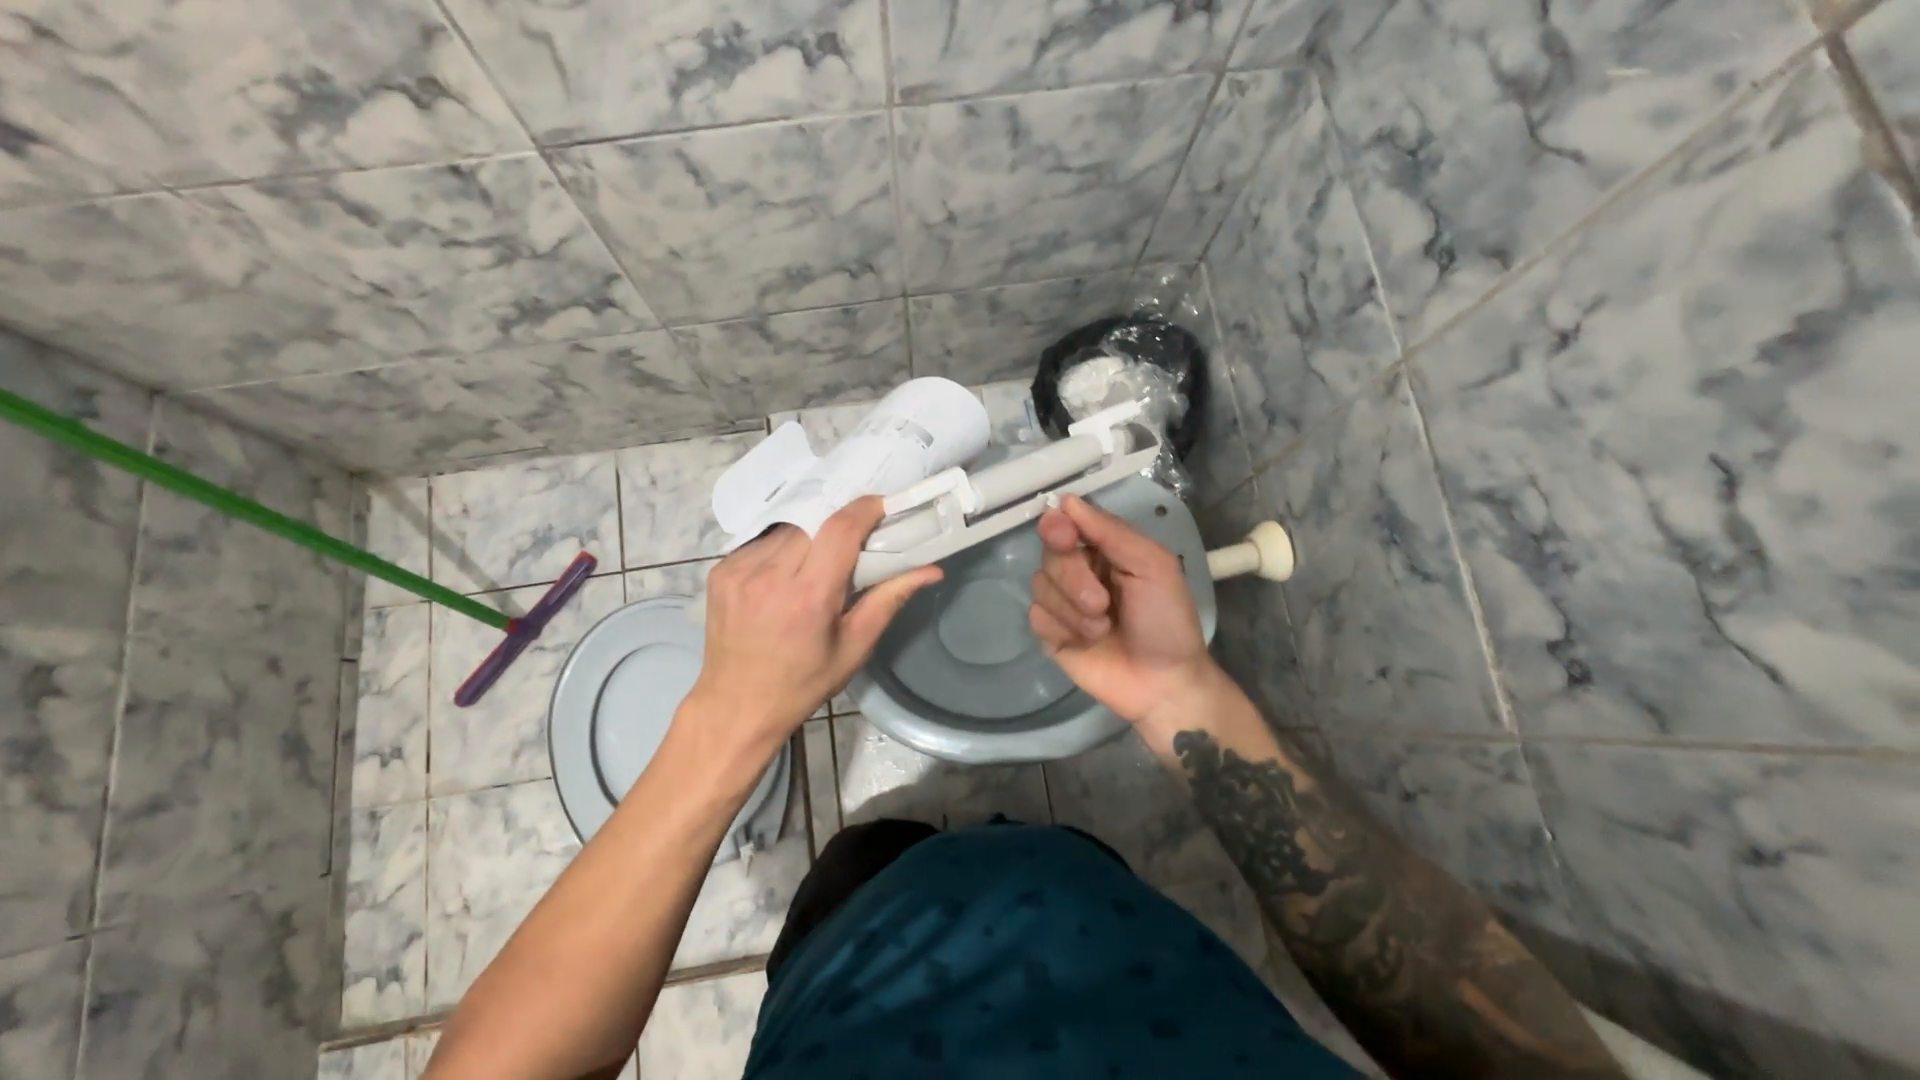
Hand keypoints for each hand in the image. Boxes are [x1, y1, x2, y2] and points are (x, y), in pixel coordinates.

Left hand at [683, 496, 941, 755]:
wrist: (736, 706)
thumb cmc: (803, 684)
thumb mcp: (854, 647)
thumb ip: (890, 600)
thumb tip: (931, 570)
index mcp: (808, 597)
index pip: (840, 529)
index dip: (864, 509)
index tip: (883, 506)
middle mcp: (769, 576)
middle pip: (814, 523)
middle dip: (838, 524)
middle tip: (856, 540)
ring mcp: (739, 571)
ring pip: (787, 529)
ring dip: (809, 535)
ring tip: (818, 561)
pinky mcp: (720, 572)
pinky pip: (761, 542)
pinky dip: (782, 549)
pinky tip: (787, 574)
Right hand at [1029, 495, 1224, 732]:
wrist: (1162, 682)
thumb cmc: (1166, 620)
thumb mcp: (1152, 566)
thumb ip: (1111, 531)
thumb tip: (1066, 501)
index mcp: (1106, 548)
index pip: (1068, 522)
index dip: (1058, 526)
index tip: (1065, 537)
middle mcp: (1080, 569)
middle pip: (1050, 554)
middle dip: (1073, 580)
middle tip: (1102, 604)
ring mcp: (1063, 601)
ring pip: (1039, 585)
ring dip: (1072, 610)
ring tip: (1103, 629)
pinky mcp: (1051, 632)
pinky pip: (1036, 616)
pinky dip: (1061, 629)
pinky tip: (1085, 643)